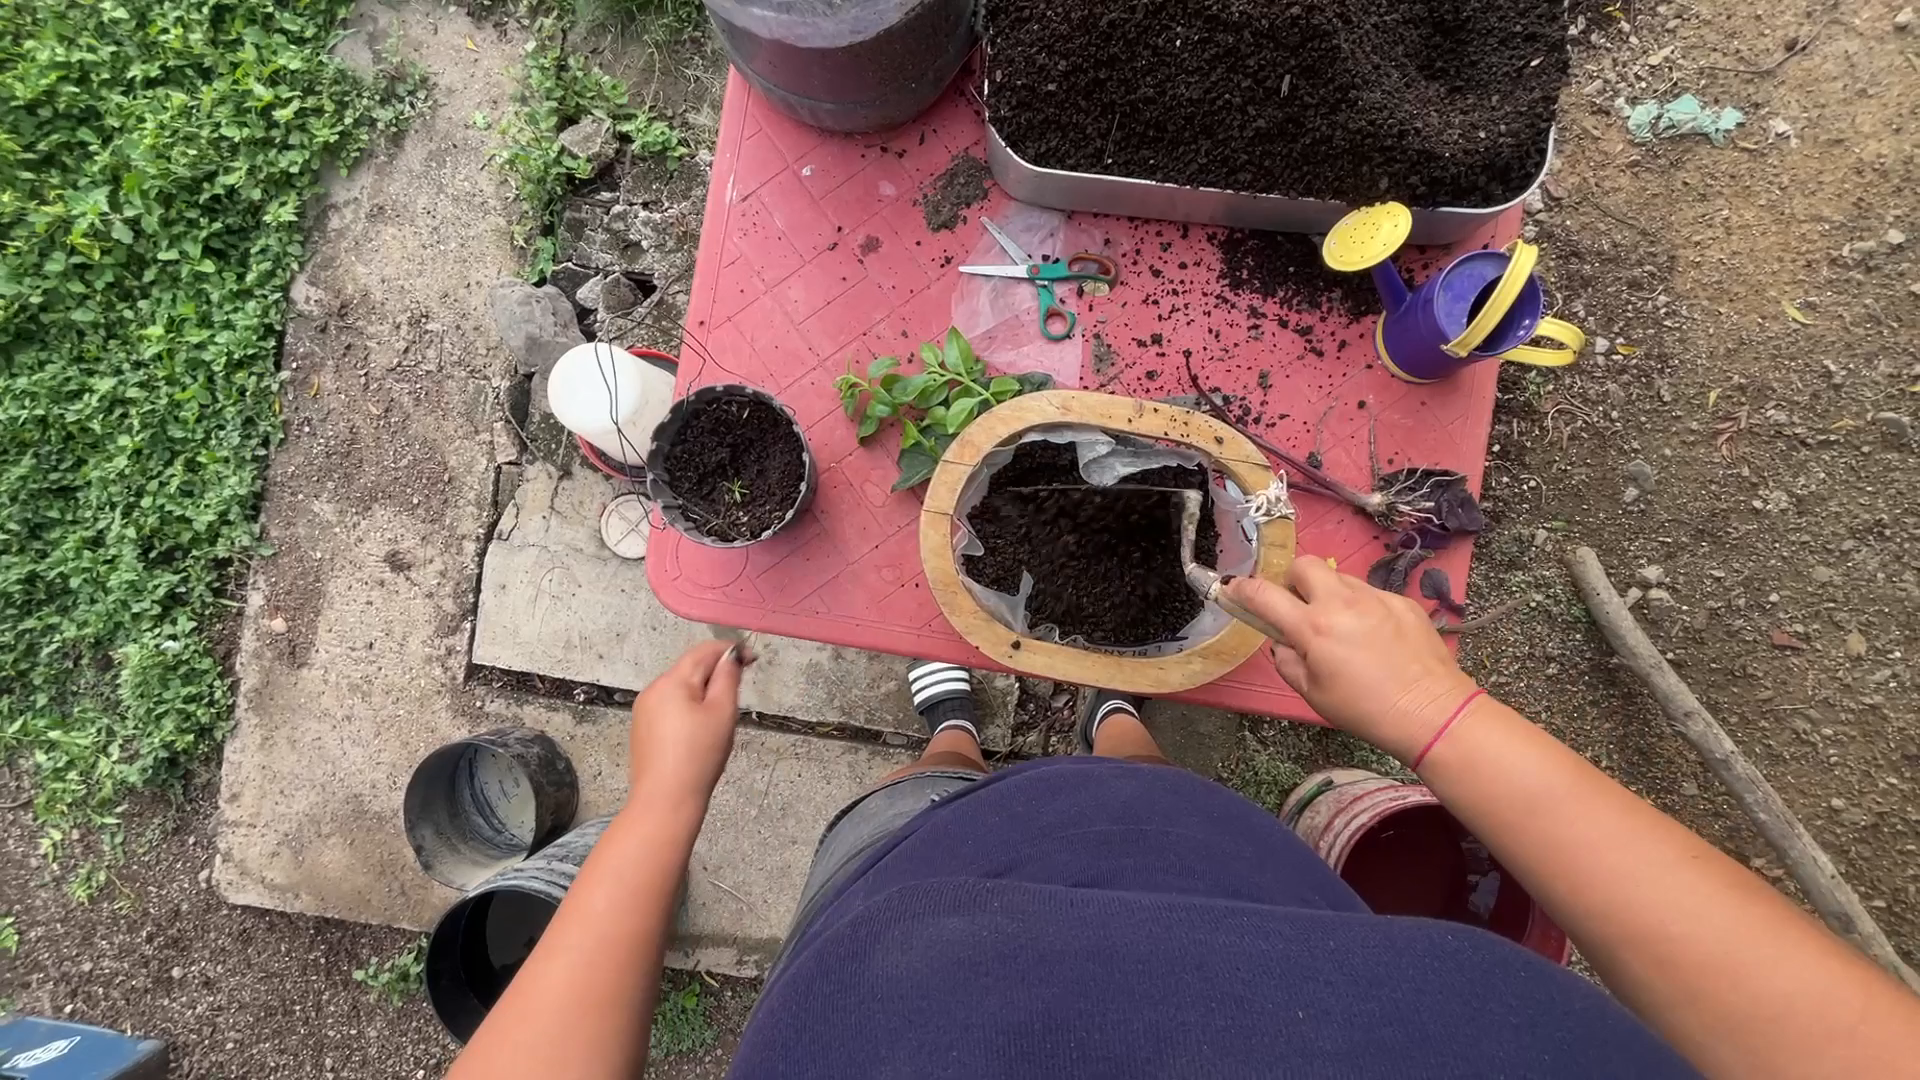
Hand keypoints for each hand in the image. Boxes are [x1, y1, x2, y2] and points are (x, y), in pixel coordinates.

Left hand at [627, 641, 743, 808]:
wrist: (666, 801)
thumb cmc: (699, 756)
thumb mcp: (722, 712)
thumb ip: (728, 678)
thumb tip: (731, 656)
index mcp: (672, 681)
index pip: (704, 651)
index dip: (731, 650)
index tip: (753, 660)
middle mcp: (653, 690)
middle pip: (691, 668)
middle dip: (717, 672)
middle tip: (739, 692)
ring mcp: (645, 710)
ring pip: (681, 687)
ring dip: (704, 690)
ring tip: (721, 716)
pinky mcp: (643, 728)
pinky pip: (671, 705)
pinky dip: (689, 706)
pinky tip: (700, 730)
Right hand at [1223, 558, 1477, 762]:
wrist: (1435, 714)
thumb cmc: (1365, 710)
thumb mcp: (1312, 693)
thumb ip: (1287, 659)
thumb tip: (1285, 641)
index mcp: (1313, 627)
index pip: (1263, 594)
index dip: (1241, 589)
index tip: (1234, 589)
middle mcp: (1342, 602)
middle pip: (1304, 564)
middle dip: (1293, 581)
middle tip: (1300, 607)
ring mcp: (1376, 598)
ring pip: (1339, 577)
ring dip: (1329, 593)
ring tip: (1342, 626)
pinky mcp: (1403, 602)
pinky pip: (1370, 593)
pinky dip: (1362, 607)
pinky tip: (1375, 637)